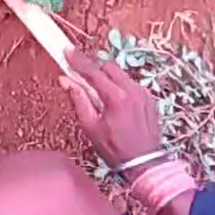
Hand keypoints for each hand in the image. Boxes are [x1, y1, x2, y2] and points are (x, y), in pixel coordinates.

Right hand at [61, 50, 162, 175]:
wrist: (144, 162)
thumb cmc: (114, 148)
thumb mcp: (90, 126)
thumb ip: (79, 100)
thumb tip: (66, 80)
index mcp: (116, 98)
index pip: (93, 72)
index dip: (78, 61)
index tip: (66, 52)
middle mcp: (132, 90)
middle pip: (108, 67)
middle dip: (93, 68)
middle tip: (80, 74)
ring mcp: (143, 93)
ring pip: (120, 74)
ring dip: (106, 77)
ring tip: (97, 91)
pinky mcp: (148, 98)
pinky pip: (130, 84)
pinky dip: (118, 86)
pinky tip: (113, 100)